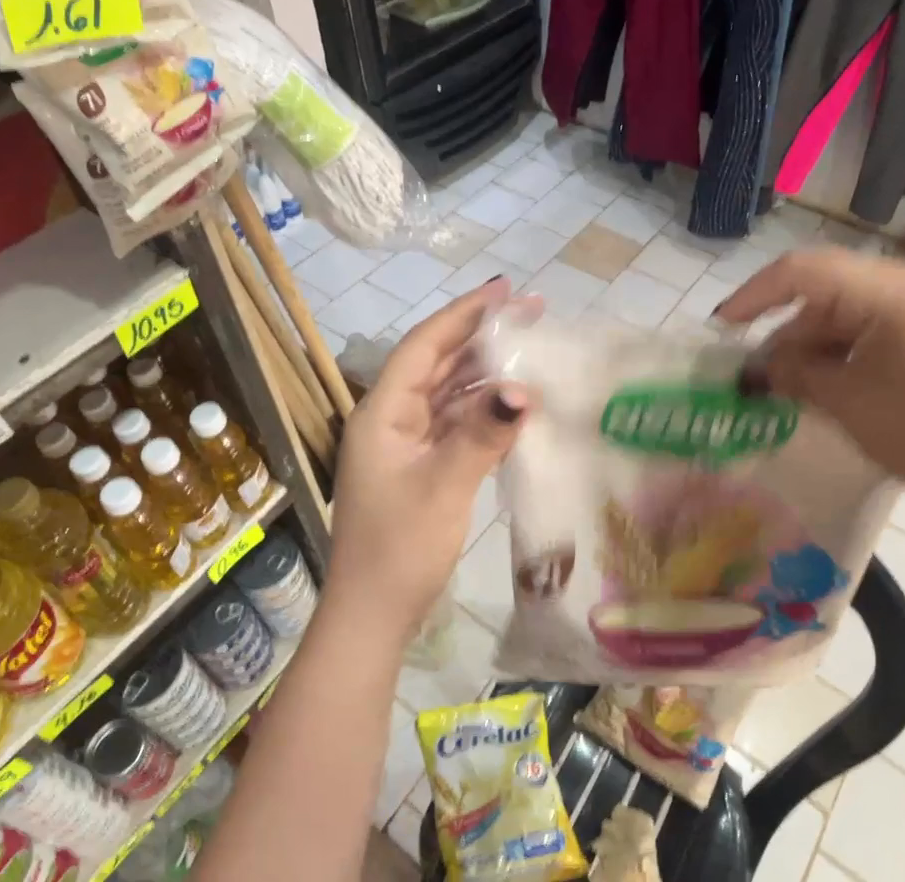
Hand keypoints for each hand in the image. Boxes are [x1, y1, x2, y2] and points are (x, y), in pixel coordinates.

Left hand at [328, 280, 527, 640]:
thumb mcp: (444, 486)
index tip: (505, 289)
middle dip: (481, 338)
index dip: (463, 314)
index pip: (424, 347)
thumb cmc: (400, 548)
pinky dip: (484, 414)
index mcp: (381, 414)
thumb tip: (524, 389)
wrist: (373, 615)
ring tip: (531, 353)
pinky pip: (455, 426)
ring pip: (448, 395)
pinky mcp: (421, 470)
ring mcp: (404, 446)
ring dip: (486, 376)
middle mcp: (390, 421)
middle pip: (437, 365)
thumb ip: (483, 434)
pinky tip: (516, 406)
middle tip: (531, 313)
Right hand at [717, 249, 904, 551]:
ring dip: (839, 338)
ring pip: (876, 302)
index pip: (805, 272)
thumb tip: (759, 364)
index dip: (753, 297)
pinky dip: (877, 340)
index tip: (723, 327)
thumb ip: (798, 375)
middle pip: (843, 289)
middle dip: (801, 332)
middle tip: (772, 378)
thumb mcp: (859, 413)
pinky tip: (868, 379)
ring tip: (818, 386)